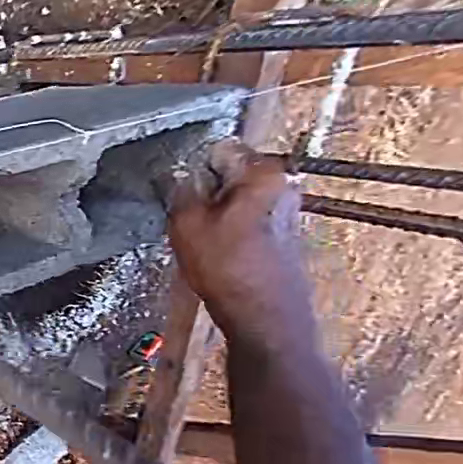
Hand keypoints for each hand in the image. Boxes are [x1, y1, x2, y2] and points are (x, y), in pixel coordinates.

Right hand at [164, 139, 315, 346]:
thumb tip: (175, 173)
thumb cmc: (227, 266)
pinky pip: (246, 219)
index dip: (192, 169)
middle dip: (204, 192)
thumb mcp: (187, 223)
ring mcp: (287, 208)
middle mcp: (284, 183)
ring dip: (214, 214)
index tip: (177, 192)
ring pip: (236, 198)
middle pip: (229, 174)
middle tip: (187, 220)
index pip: (219, 149)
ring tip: (201, 241)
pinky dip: (229, 230)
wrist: (263, 314)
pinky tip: (217, 253)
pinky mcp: (283, 233)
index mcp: (264, 171)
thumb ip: (179, 190)